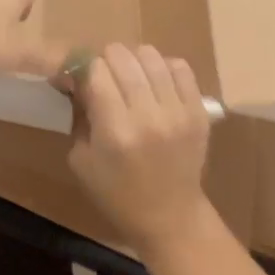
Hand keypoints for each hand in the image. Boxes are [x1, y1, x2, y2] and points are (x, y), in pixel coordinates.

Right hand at [67, 44, 211, 250]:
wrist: (171, 220)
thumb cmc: (117, 193)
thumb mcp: (81, 157)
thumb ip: (79, 112)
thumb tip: (75, 77)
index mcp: (115, 130)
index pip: (95, 70)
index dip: (83, 68)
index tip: (79, 78)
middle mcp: (149, 116)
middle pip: (121, 56)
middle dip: (106, 61)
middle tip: (104, 79)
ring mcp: (178, 113)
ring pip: (150, 55)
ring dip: (134, 60)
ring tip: (131, 78)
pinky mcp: (200, 113)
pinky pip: (180, 67)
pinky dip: (163, 67)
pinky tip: (155, 83)